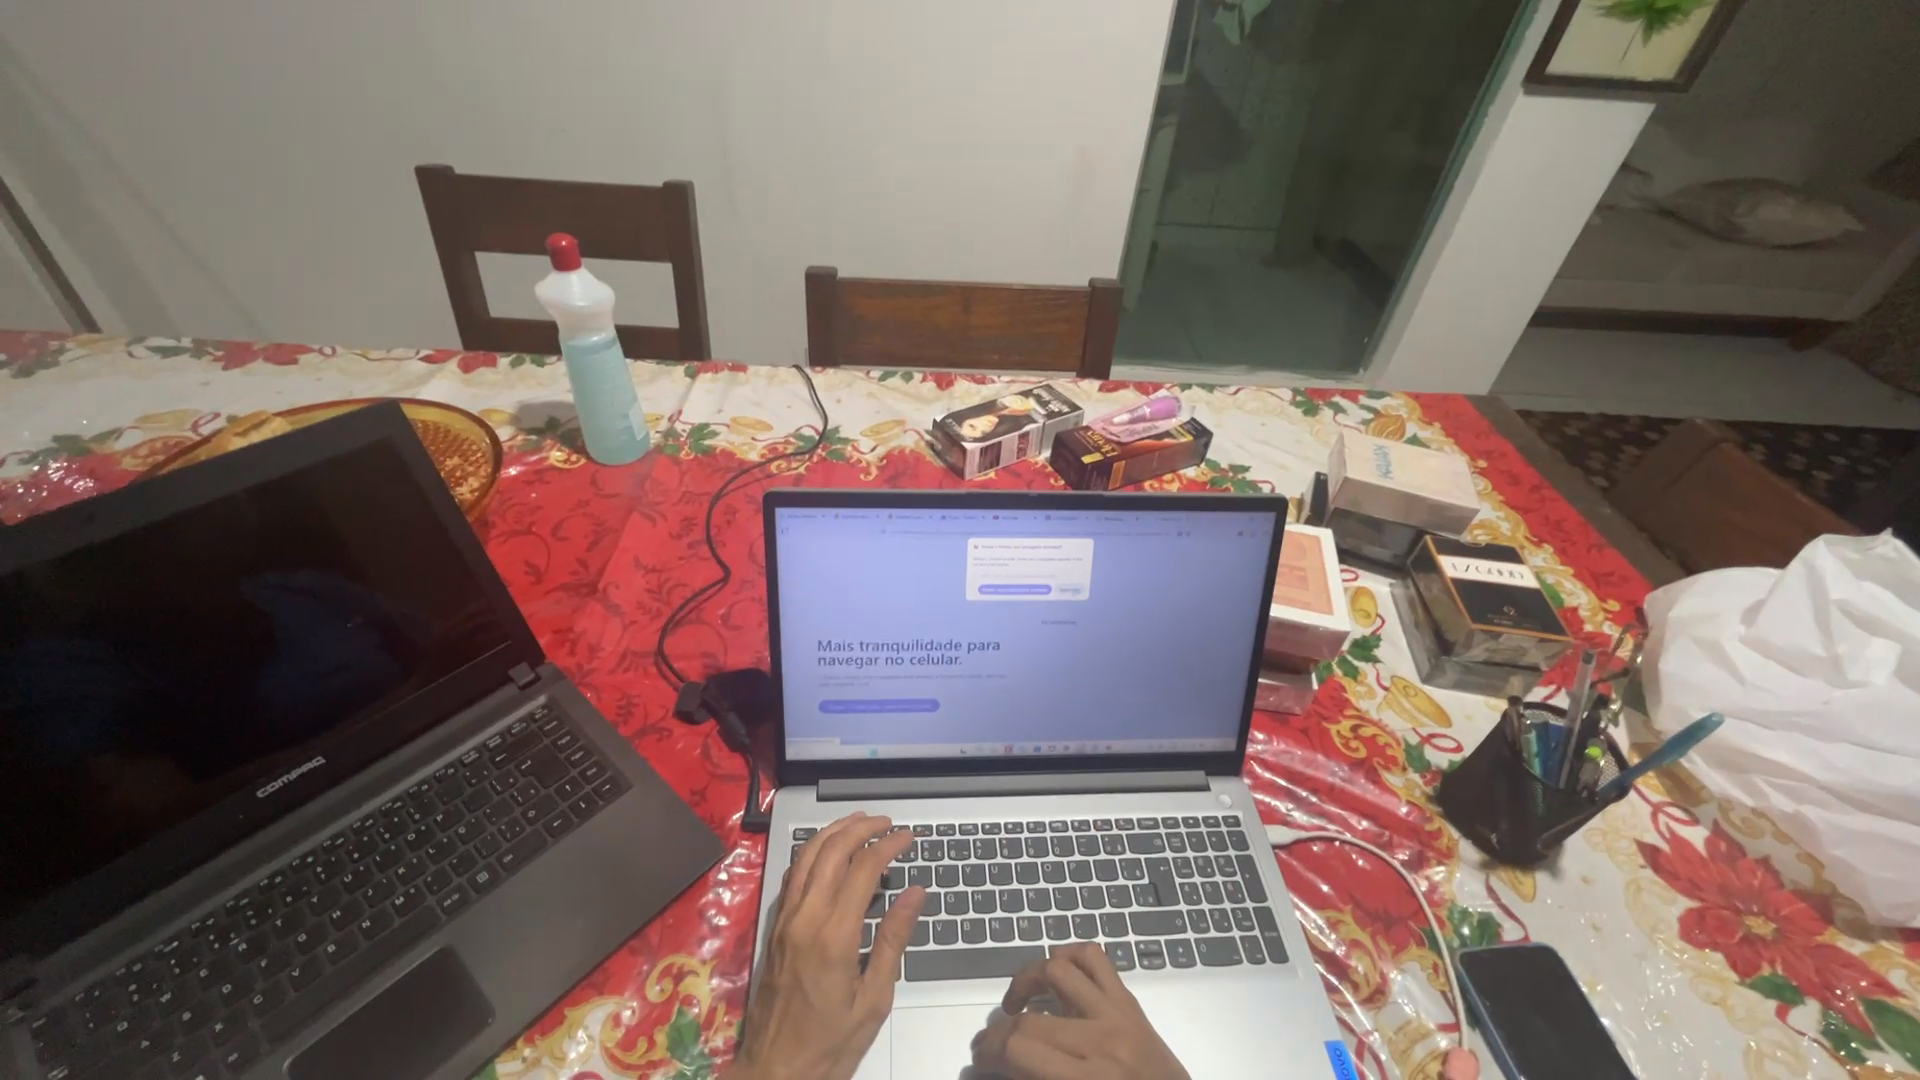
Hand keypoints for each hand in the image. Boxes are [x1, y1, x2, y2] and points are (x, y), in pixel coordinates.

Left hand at [730, 813, 925, 1079]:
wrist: (774, 1074)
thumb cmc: (831, 1045)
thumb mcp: (875, 999)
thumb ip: (894, 939)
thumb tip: (916, 891)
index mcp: (833, 935)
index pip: (864, 868)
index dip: (889, 845)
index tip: (909, 837)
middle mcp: (804, 917)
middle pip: (832, 850)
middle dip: (862, 827)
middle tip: (888, 822)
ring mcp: (784, 919)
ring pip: (807, 855)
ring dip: (834, 831)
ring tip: (860, 822)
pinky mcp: (773, 926)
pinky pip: (793, 874)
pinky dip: (814, 851)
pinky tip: (829, 850)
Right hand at [971, 943, 1188, 1079]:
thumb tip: (1000, 1065)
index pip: (1020, 1051)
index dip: (989, 1052)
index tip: (979, 1059)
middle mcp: (1102, 1042)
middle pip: (1031, 1020)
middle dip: (997, 1033)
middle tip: (987, 1043)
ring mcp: (1119, 1015)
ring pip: (1058, 972)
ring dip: (1027, 983)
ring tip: (1018, 1004)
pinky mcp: (1130, 1001)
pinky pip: (1095, 958)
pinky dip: (1068, 956)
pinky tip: (1055, 976)